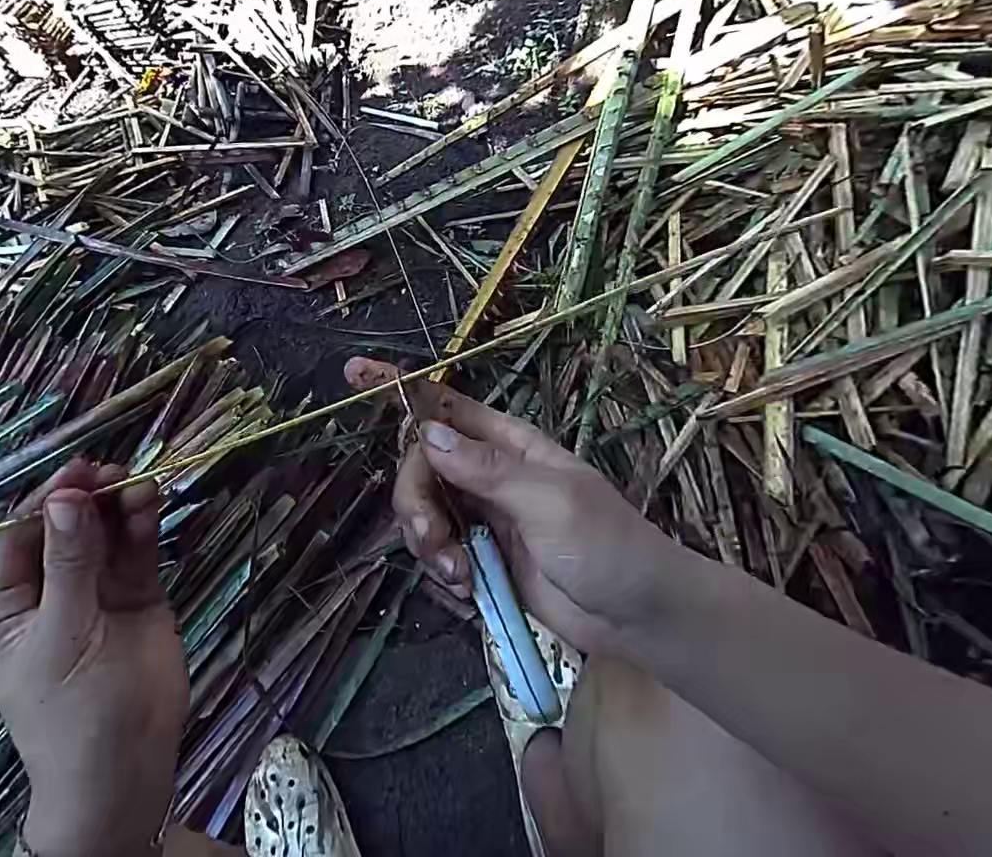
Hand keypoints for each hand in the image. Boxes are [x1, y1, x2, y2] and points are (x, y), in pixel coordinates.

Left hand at [0, 459, 184, 856]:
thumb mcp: (62, 636)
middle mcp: (55, 588)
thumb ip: (69, 565)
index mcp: (14, 603)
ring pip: (107, 534)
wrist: (128, 768)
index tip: (76, 473)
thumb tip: (67, 499)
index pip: (22, 537)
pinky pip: (138, 550)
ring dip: (119, 506)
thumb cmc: (72, 713)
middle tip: (112, 472)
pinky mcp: (139, 592)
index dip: (46, 501)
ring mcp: (100, 589)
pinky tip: (150, 503)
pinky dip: (143, 526)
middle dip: (87, 498)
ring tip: (138, 483)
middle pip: (69, 528)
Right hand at [344, 358, 678, 654]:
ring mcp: (480, 517)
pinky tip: (471, 592)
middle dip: (416, 503)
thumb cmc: (607, 545)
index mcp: (507, 444)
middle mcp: (485, 474)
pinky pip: (435, 555)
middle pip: (419, 467)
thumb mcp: (551, 500)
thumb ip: (487, 469)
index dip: (399, 388)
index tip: (354, 372)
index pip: (444, 405)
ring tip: (462, 577)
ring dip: (429, 546)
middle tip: (434, 540)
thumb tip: (428, 434)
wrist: (637, 618)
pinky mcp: (479, 558)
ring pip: (421, 513)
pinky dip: (442, 573)